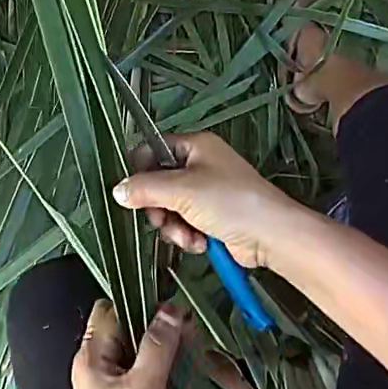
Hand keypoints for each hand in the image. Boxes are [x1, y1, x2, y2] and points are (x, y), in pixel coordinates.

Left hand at [72, 300, 184, 388]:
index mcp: (91, 355)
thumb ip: (158, 344)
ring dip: (160, 339)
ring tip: (190, 336)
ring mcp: (108, 380)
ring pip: (135, 344)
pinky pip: (141, 364)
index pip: (110, 308)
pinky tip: (182, 358)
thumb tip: (172, 307)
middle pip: (124, 324)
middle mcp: (96, 363)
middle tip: (187, 318)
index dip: (137, 298)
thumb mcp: (144, 387)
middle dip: (154, 319)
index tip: (168, 297)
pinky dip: (159, 358)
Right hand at [112, 132, 314, 269]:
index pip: (154, 149)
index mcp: (196, 146)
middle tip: (164, 219)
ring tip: (188, 235)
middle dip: (159, 207)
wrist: (270, 235)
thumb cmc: (228, 201)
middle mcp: (200, 164)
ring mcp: (207, 192)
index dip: (140, 170)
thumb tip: (117, 190)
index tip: (134, 192)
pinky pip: (184, 223)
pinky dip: (188, 235)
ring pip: (169, 208)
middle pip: (158, 183)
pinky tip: (200, 243)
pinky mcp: (212, 216)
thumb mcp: (182, 190)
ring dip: (174, 226)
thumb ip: (145, 188)